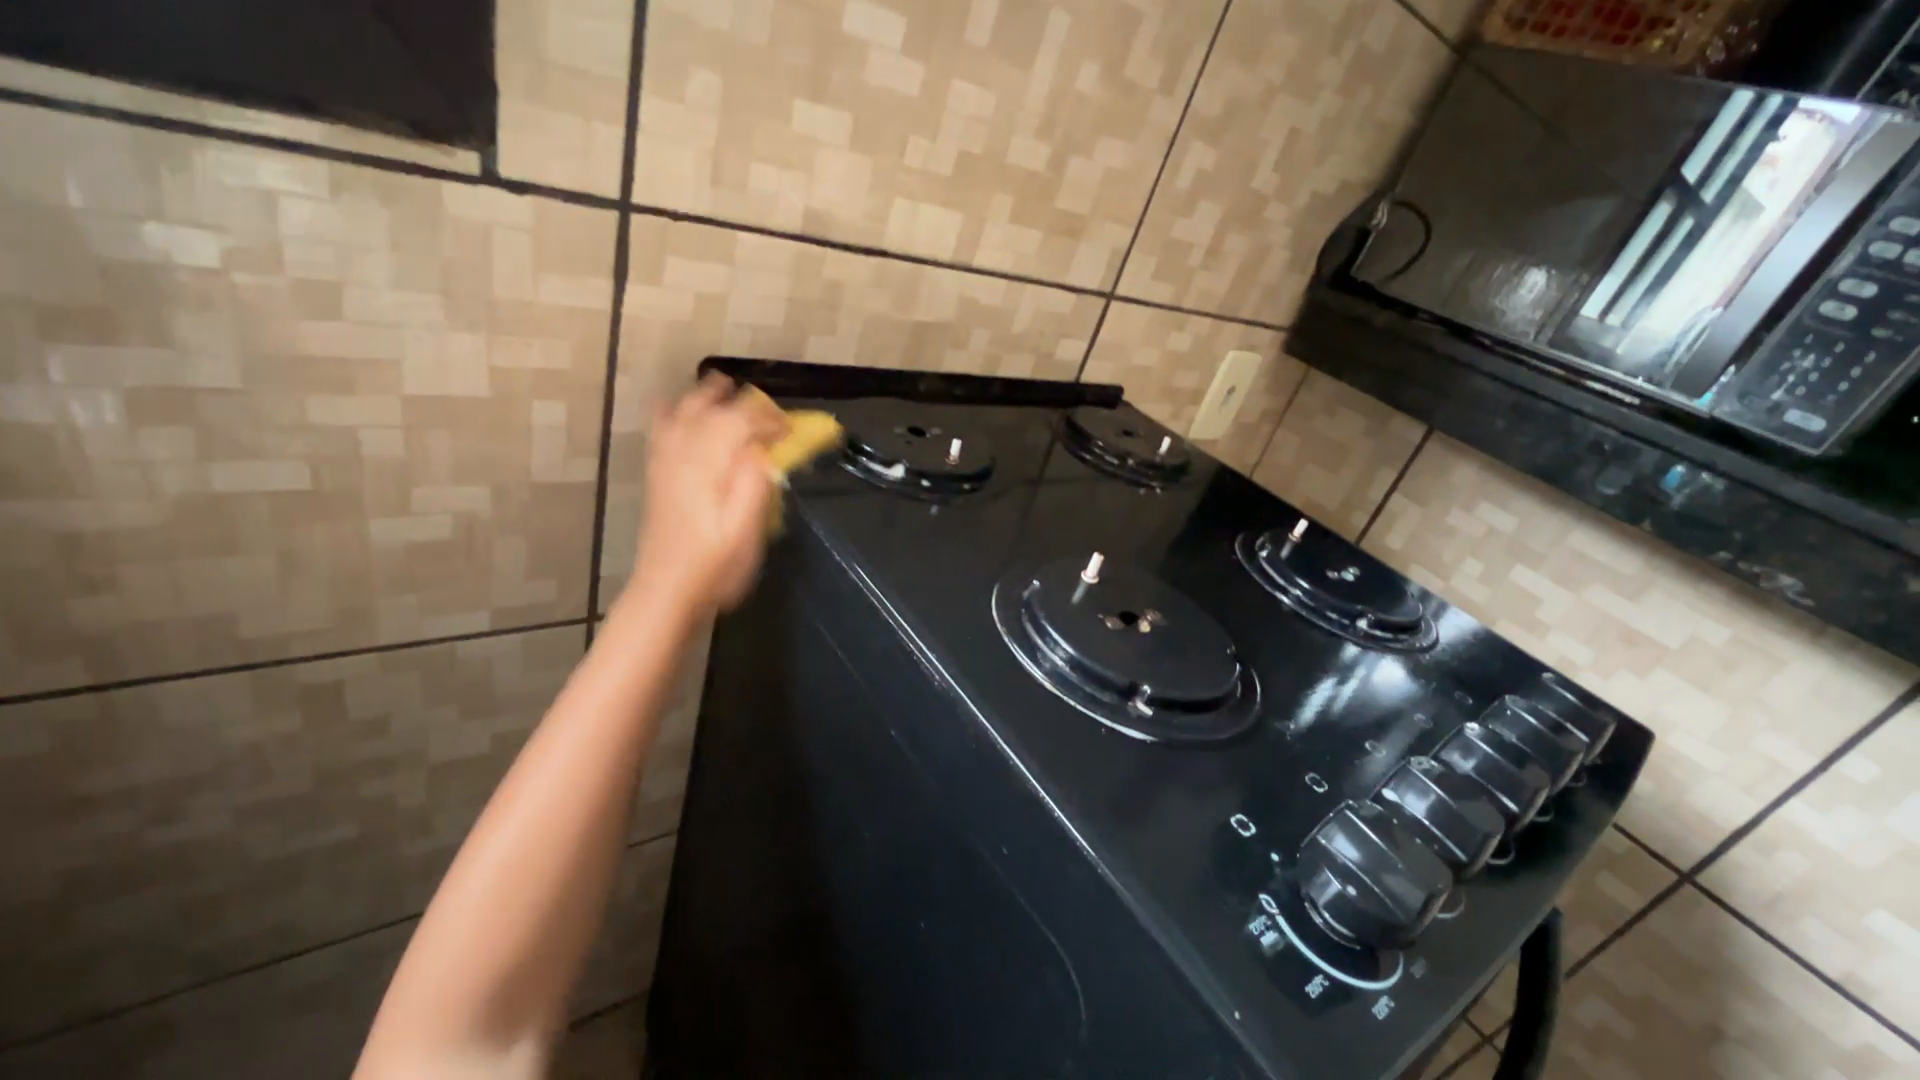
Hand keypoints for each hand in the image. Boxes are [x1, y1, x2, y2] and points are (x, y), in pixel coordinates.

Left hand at [627, 374, 789, 621]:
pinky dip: (668, 413)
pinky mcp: (657, 476)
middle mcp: (684, 455)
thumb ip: (754, 483)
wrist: (667, 590)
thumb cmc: (715, 566)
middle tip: (763, 407)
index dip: (768, 419)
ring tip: (721, 388)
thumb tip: (763, 449)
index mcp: (710, 465)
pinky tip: (670, 406)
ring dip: (704, 397)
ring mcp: (666, 463)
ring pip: (682, 413)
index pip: (741, 421)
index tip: (790, 430)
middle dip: (738, 401)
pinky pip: (659, 431)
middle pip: (710, 409)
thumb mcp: (746, 529)